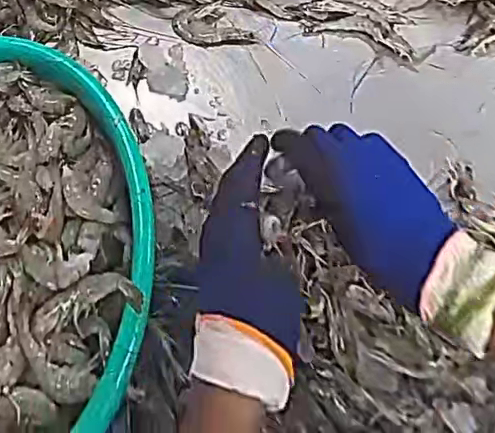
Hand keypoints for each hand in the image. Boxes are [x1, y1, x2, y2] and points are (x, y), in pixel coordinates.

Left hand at [196, 134, 301, 358]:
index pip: (241, 182)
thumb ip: (280, 246)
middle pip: (226, 190)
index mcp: (234, 227)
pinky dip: (233, 211)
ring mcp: (210, 248)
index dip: (251, 158)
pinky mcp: (210, 265)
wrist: (237, 353)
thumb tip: (277, 235)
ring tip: (253, 182)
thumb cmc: (262, 314)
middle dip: (241, 171)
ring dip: (236, 191)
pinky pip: (221, 223)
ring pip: (222, 206)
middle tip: (256, 157)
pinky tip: (245, 216)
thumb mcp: (284, 275)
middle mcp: (216, 233)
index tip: (259, 142)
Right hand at [271, 125, 455, 307]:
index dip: (283, 145)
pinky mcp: (394, 156)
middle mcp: (350, 150)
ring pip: (342, 137)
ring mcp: (374, 150)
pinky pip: (366, 145)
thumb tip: (310, 186)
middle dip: (308, 148)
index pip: (296, 143)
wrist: (427, 256)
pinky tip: (359, 176)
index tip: (277, 151)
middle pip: (318, 135)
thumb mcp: (336, 225)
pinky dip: (356, 154)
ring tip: (332, 172)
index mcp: (328, 166)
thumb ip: (319, 194)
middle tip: (303, 166)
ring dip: (332, 149)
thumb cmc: (378, 250)